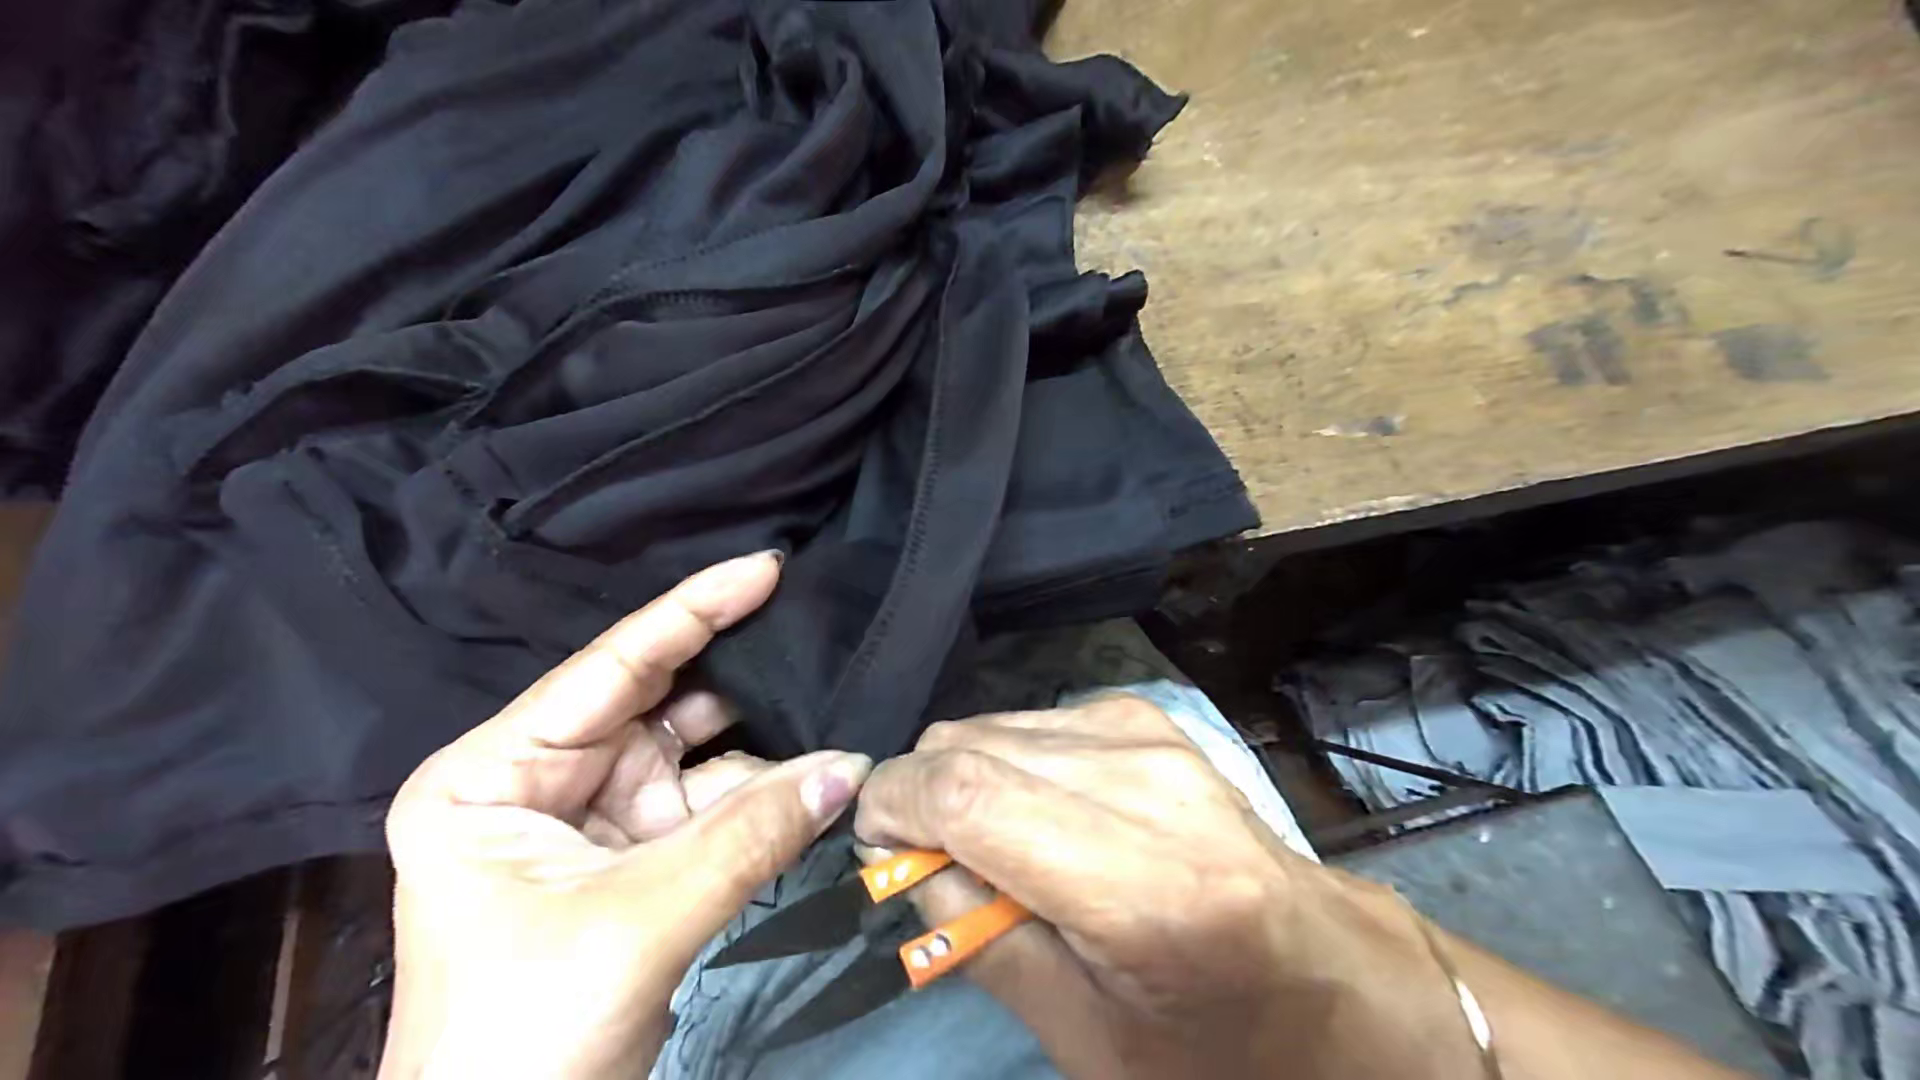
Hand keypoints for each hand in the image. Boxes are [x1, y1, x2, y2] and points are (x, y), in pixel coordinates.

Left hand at [379, 552, 871, 1079]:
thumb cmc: (522, 1044)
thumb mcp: (638, 925)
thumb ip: (752, 835)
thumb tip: (854, 767)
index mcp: (496, 771)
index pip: (613, 667)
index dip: (693, 611)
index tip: (766, 567)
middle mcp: (547, 775)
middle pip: (659, 697)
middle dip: (736, 664)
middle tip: (809, 614)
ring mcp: (601, 812)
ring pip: (699, 749)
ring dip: (767, 736)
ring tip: (835, 690)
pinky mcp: (643, 849)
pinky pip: (718, 797)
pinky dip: (768, 788)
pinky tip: (821, 771)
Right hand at [851, 695, 1489, 1079]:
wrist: (1331, 976)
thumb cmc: (1215, 1046)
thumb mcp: (1084, 1037)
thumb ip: (978, 935)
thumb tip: (899, 856)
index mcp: (1143, 883)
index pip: (970, 794)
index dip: (895, 804)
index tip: (872, 844)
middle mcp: (1145, 779)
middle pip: (971, 744)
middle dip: (918, 792)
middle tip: (925, 857)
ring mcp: (1147, 733)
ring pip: (992, 725)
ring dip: (961, 776)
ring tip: (985, 842)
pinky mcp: (1144, 716)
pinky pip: (1030, 720)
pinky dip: (1003, 761)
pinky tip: (1032, 811)